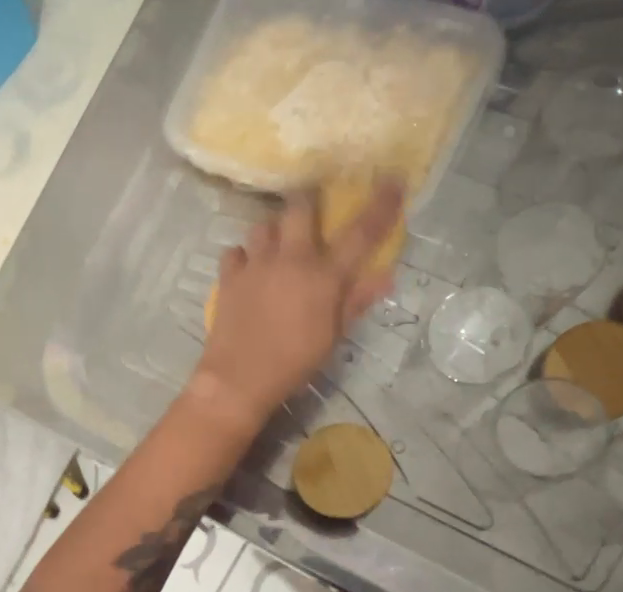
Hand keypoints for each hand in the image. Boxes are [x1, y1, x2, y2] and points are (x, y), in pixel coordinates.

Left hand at [189, 181, 404, 421]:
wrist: (238, 379)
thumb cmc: (293, 364)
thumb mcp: (332, 337)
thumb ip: (356, 302)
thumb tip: (386, 276)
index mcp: (323, 276)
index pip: (361, 233)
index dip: (381, 205)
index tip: (394, 181)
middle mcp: (290, 260)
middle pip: (300, 207)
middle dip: (308, 200)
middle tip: (313, 208)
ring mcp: (255, 265)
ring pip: (263, 225)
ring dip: (273, 229)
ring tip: (277, 244)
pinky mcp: (228, 278)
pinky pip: (235, 252)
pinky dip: (243, 256)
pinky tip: (247, 268)